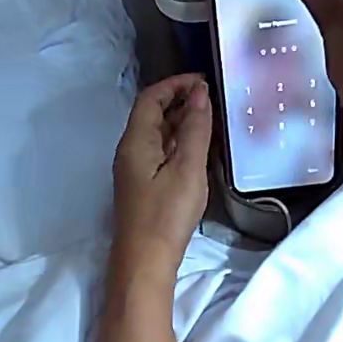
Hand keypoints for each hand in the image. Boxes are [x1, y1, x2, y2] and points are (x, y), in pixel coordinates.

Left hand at [110, 73, 211, 280]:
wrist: (145, 260)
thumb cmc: (166, 214)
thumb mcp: (187, 169)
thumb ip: (195, 130)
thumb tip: (200, 95)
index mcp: (136, 141)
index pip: (151, 98)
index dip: (175, 84)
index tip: (203, 81)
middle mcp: (130, 151)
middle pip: (152, 115)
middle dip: (180, 102)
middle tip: (211, 100)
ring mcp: (135, 171)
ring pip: (158, 136)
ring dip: (181, 123)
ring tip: (210, 121)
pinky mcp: (144, 188)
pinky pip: (160, 154)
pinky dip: (179, 144)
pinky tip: (198, 151)